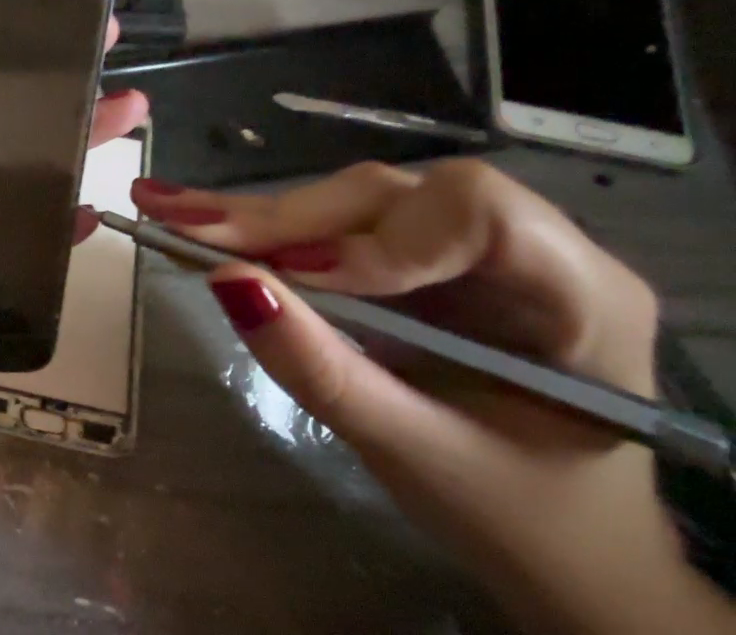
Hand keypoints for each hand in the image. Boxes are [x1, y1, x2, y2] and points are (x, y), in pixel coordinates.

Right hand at [131, 161, 734, 632]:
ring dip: (259, 217)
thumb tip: (225, 280)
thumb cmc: (518, 517)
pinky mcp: (415, 262)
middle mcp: (528, 249)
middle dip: (283, 217)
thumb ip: (324, 368)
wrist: (563, 550)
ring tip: (168, 212)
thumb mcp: (416, 451)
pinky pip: (336, 231)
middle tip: (177, 222)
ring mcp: (465, 252)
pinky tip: (199, 219)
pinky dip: (265, 232)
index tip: (296, 275)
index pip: (476, 212)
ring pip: (352, 204)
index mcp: (578, 295)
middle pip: (391, 196)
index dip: (377, 236)